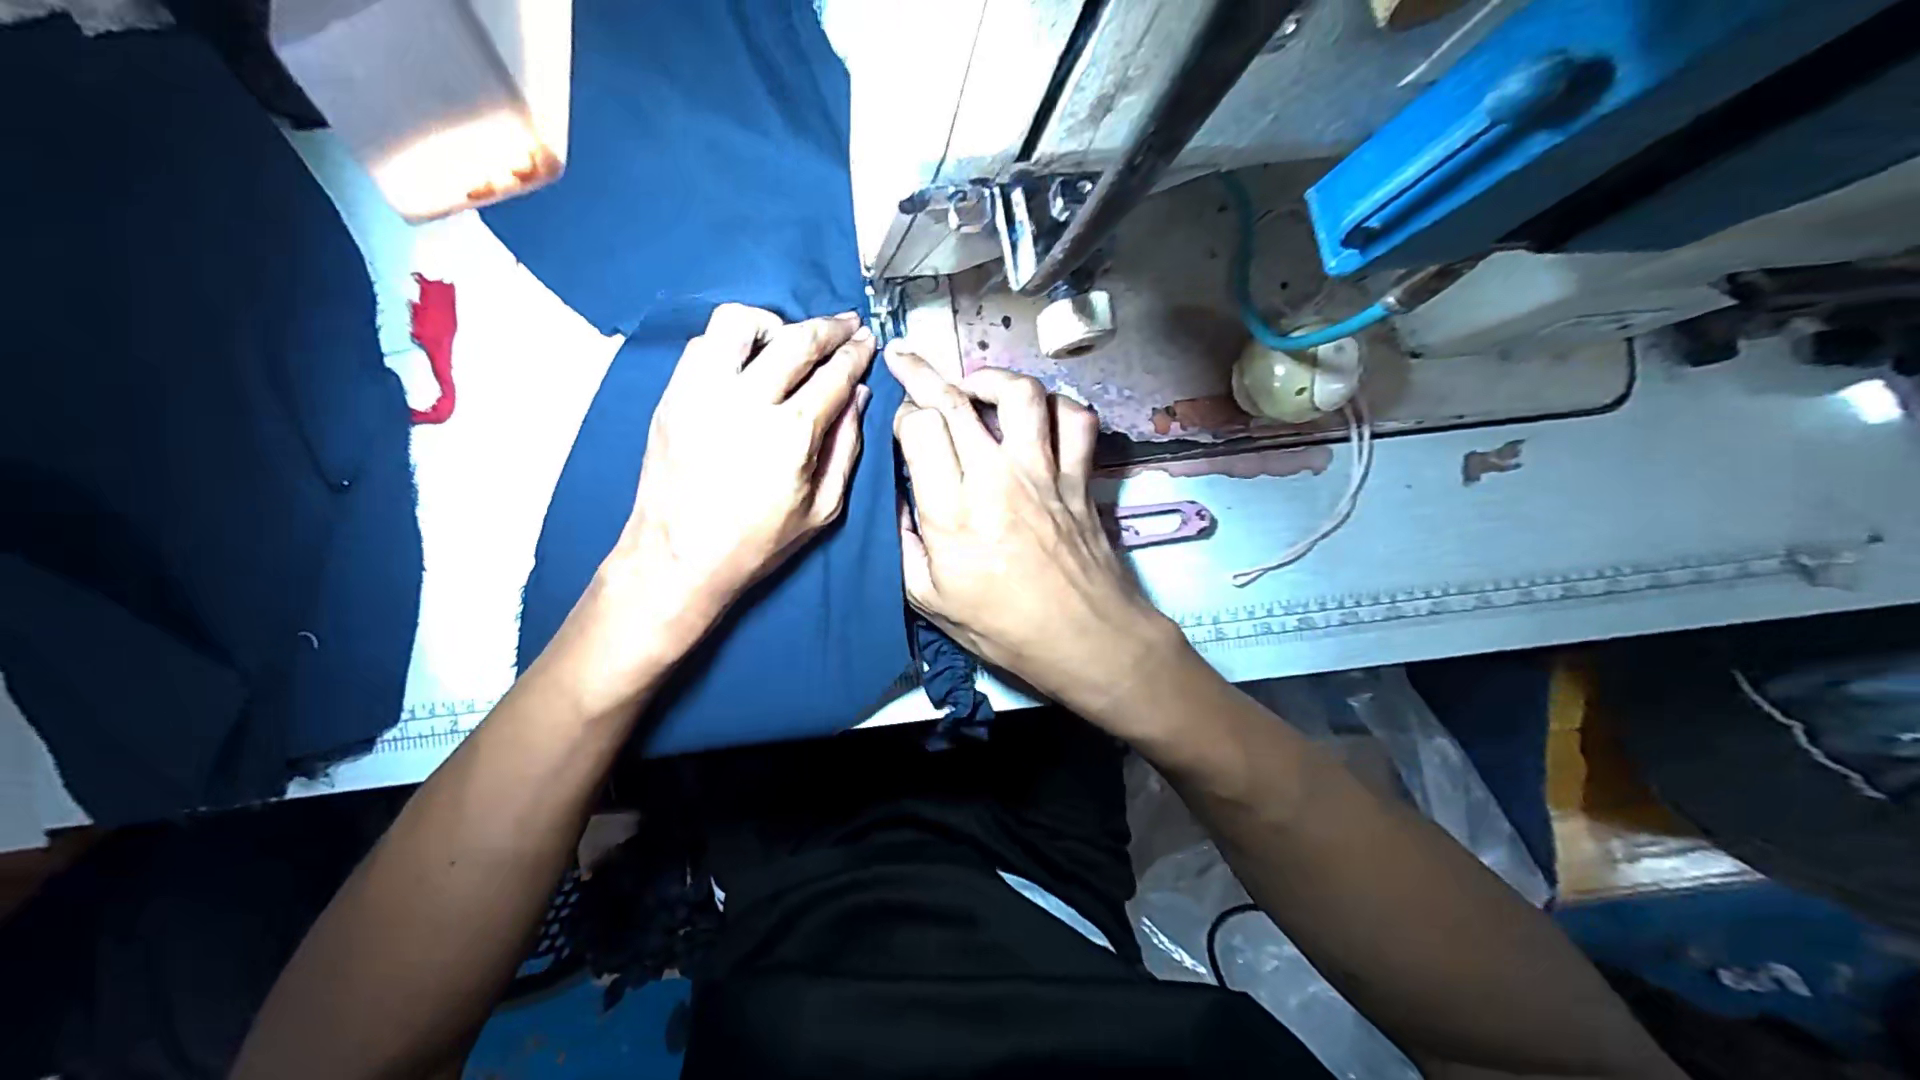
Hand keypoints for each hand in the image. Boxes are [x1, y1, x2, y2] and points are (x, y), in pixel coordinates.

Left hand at [559, 305, 872, 711]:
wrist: (678, 559)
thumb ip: (847, 447)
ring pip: (739, 324)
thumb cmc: (756, 543)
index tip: (867, 341)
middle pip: (795, 340)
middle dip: (829, 327)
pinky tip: (747, 360)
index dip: (856, 354)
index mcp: (791, 437)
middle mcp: (746, 404)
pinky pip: (703, 344)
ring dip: (774, 324)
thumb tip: (859, 395)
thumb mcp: (822, 509)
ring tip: (788, 338)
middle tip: (846, 325)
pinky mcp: (672, 396)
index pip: (834, 376)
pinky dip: (733, 342)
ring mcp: (702, 395)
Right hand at [886, 343, 1183, 720]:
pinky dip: (1059, 406)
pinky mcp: (1080, 476)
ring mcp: (1045, 472)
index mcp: (952, 511)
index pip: (920, 427)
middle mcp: (997, 478)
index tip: (901, 420)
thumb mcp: (930, 600)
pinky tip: (1040, 415)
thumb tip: (898, 499)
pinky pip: (1076, 420)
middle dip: (922, 372)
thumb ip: (904, 544)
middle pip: (956, 399)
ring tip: (975, 384)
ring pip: (1020, 394)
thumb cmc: (1004, 629)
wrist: (1086, 640)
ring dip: (991, 377)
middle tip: (906, 359)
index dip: (904, 413)